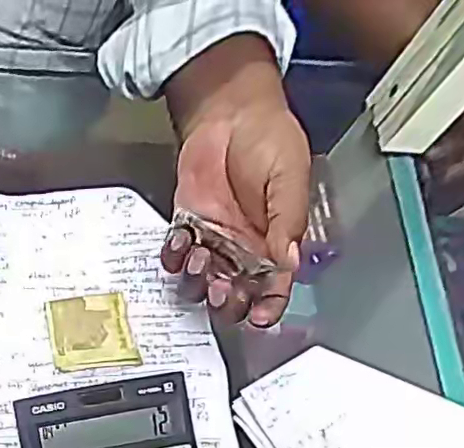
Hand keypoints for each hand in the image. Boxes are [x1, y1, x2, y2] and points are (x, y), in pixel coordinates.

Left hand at [159, 37, 310, 327]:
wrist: (230, 113)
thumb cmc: (268, 140)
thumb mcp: (289, 176)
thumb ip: (288, 220)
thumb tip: (289, 263)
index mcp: (274, 245)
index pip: (273, 289)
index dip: (266, 308)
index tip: (258, 318)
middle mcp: (241, 253)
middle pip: (233, 296)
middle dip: (227, 302)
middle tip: (223, 289)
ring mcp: (212, 244)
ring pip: (201, 283)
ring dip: (199, 281)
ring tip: (202, 258)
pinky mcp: (185, 230)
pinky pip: (176, 256)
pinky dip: (174, 256)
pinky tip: (181, 242)